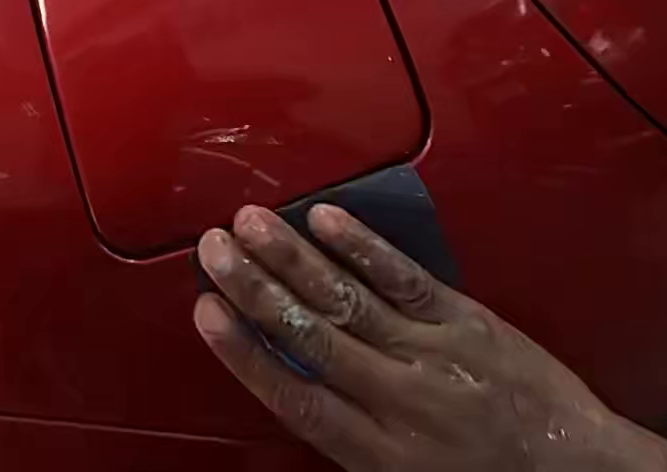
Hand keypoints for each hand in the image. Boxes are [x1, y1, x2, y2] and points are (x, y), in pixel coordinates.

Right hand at [194, 204, 666, 471]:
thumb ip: (346, 430)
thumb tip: (284, 371)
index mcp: (378, 452)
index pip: (296, 395)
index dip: (246, 352)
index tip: (205, 311)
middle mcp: (398, 401)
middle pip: (312, 337)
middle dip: (255, 288)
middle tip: (213, 248)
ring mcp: (430, 352)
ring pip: (349, 299)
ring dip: (294, 257)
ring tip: (251, 221)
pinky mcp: (461, 317)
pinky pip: (403, 278)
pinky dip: (361, 246)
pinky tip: (324, 218)